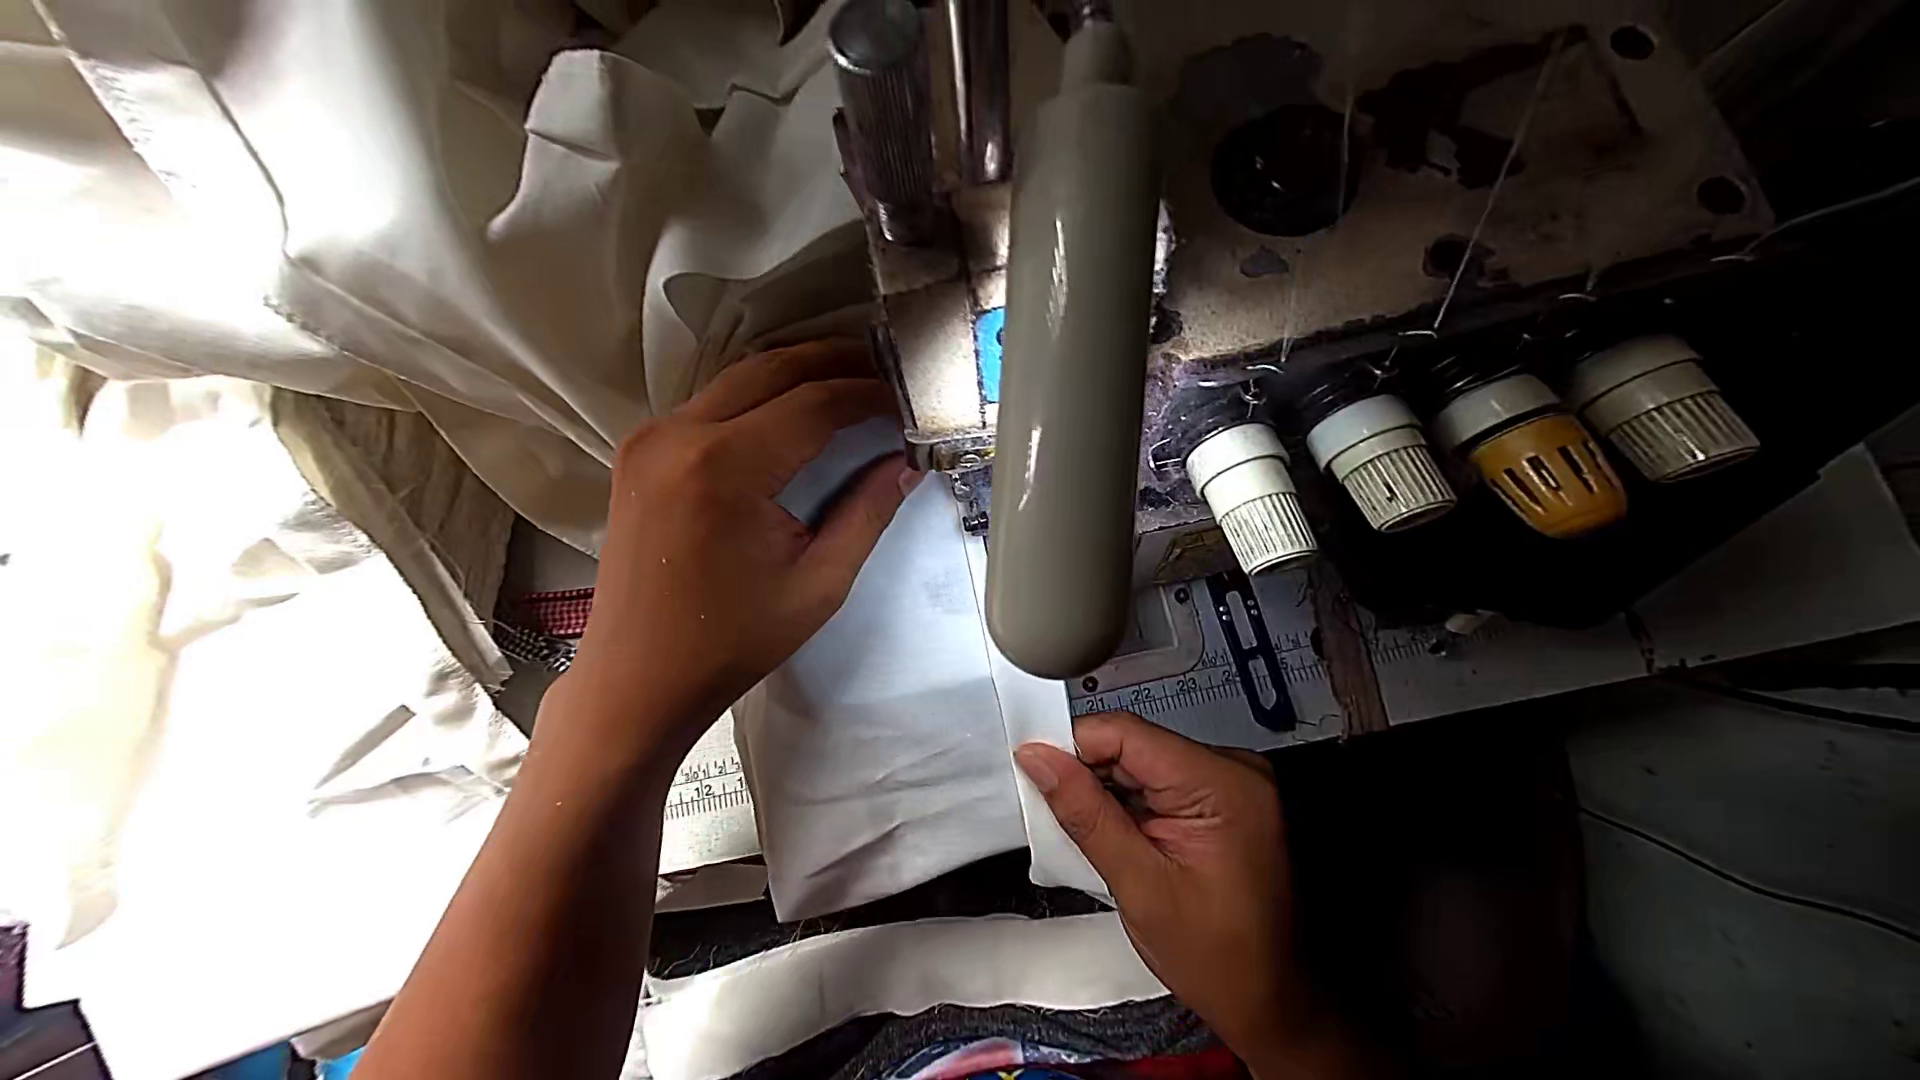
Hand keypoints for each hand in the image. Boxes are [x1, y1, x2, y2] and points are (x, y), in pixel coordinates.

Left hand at [555, 340, 920, 764]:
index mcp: (724, 468)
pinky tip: (793, 408)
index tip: (905, 399)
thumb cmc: (733, 641)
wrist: (638, 678)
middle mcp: (678, 435)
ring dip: (796, 373)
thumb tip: (906, 463)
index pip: (814, 404)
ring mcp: (650, 439)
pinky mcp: (640, 452)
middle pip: (772, 370)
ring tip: (849, 380)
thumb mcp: (820, 582)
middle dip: (834, 362)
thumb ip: (868, 512)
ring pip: (738, 378)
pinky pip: (711, 402)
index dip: (867, 395)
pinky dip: (759, 395)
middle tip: (884, 369)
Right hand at [1015, 713, 1294, 1051]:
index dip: (1074, 746)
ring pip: (1139, 760)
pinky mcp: (1220, 795)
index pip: (1126, 731)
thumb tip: (1041, 761)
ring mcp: (1228, 781)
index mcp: (1221, 784)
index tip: (1040, 770)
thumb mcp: (1139, 886)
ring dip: (1108, 792)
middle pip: (1132, 743)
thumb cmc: (1225, 960)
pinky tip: (1123, 836)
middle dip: (1089, 776)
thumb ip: (1085, 814)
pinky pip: (1157, 778)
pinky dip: (1129, 802)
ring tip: (1103, 839)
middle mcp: (1232, 770)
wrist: (1274, 1003)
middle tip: (1065, 818)